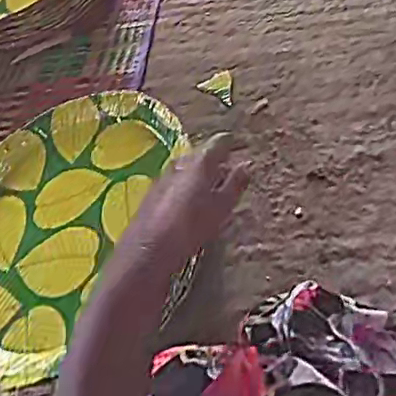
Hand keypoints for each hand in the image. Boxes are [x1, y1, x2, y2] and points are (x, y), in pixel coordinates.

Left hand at [116, 134, 250, 277]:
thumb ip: (236, 183)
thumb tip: (247, 165)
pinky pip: (175, 182)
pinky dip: (186, 188)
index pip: (220, 142)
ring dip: (199, 176)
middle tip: (229, 175)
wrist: (147, 253)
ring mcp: (163, 176)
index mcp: (201, 161)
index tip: (240, 149)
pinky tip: (190, 205)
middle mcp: (181, 162)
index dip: (231, 144)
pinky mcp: (151, 193)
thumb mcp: (222, 207)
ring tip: (211, 192)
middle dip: (216, 162)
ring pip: (187, 169)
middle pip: (202, 155)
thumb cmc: (191, 227)